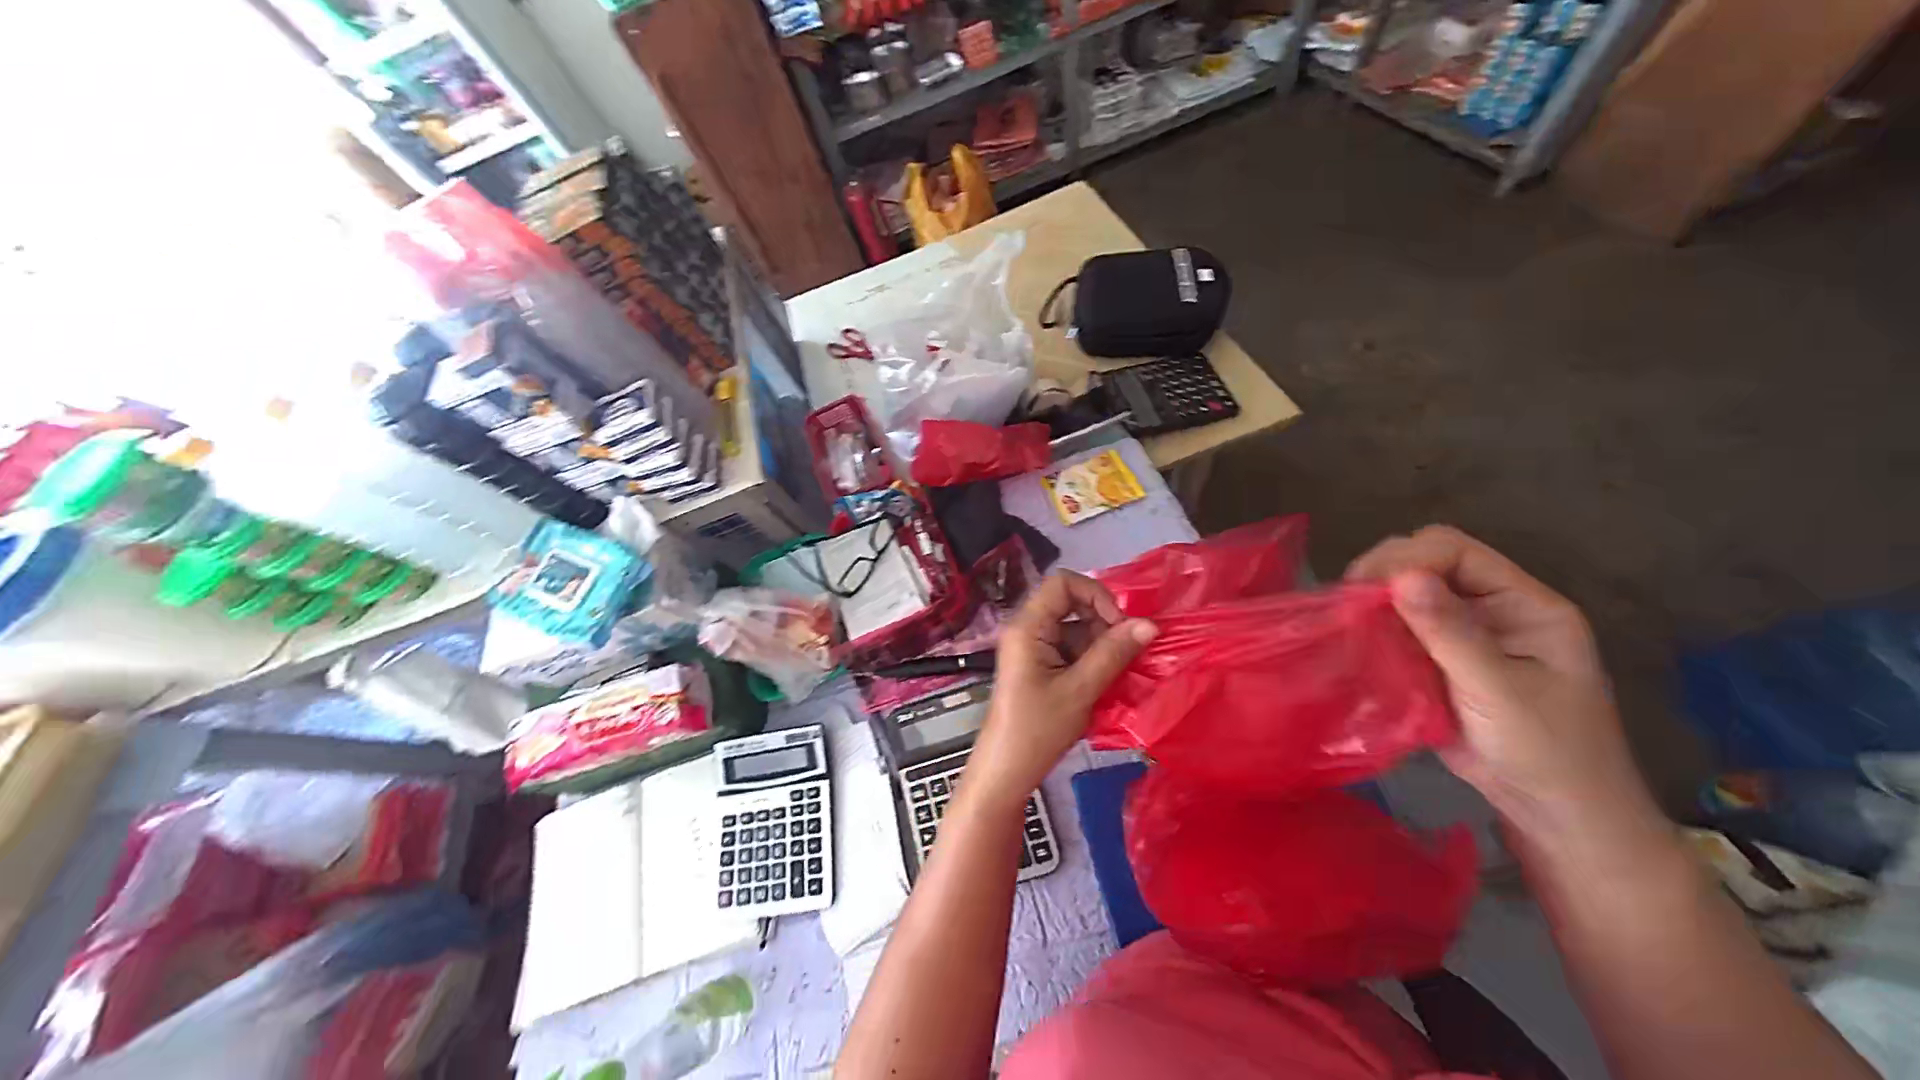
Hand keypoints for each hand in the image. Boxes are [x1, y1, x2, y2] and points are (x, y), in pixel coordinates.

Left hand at [968, 572, 1156, 803]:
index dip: (1096, 594)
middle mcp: (1028, 629)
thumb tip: (1150, 624)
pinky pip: (1072, 649)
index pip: (1063, 582)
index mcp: (1028, 626)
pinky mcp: (1041, 667)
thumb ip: (1113, 654)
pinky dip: (1093, 660)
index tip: (1119, 623)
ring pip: (1076, 628)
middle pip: (1071, 604)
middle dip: (1103, 622)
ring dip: (1102, 644)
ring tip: (1119, 672)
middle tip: (1126, 652)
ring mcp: (1034, 649)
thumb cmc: (1036, 730)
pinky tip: (1106, 682)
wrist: (1006, 771)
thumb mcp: (1080, 691)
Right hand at [1346, 526, 1660, 840]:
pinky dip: (1375, 628)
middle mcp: (1494, 608)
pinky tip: (1358, 641)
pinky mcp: (1439, 658)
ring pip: (1408, 593)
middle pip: (1428, 561)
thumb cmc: (1546, 751)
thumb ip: (1450, 632)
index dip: (1407, 559)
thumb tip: (1401, 576)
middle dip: (1386, 574)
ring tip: (1347, 622)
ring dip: (1376, 602)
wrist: (1556, 814)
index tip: (1362, 586)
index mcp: (1525, 604)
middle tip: (1349, 603)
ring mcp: (1466, 633)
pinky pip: (1400, 626)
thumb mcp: (1499, 691)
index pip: (1457, 552)